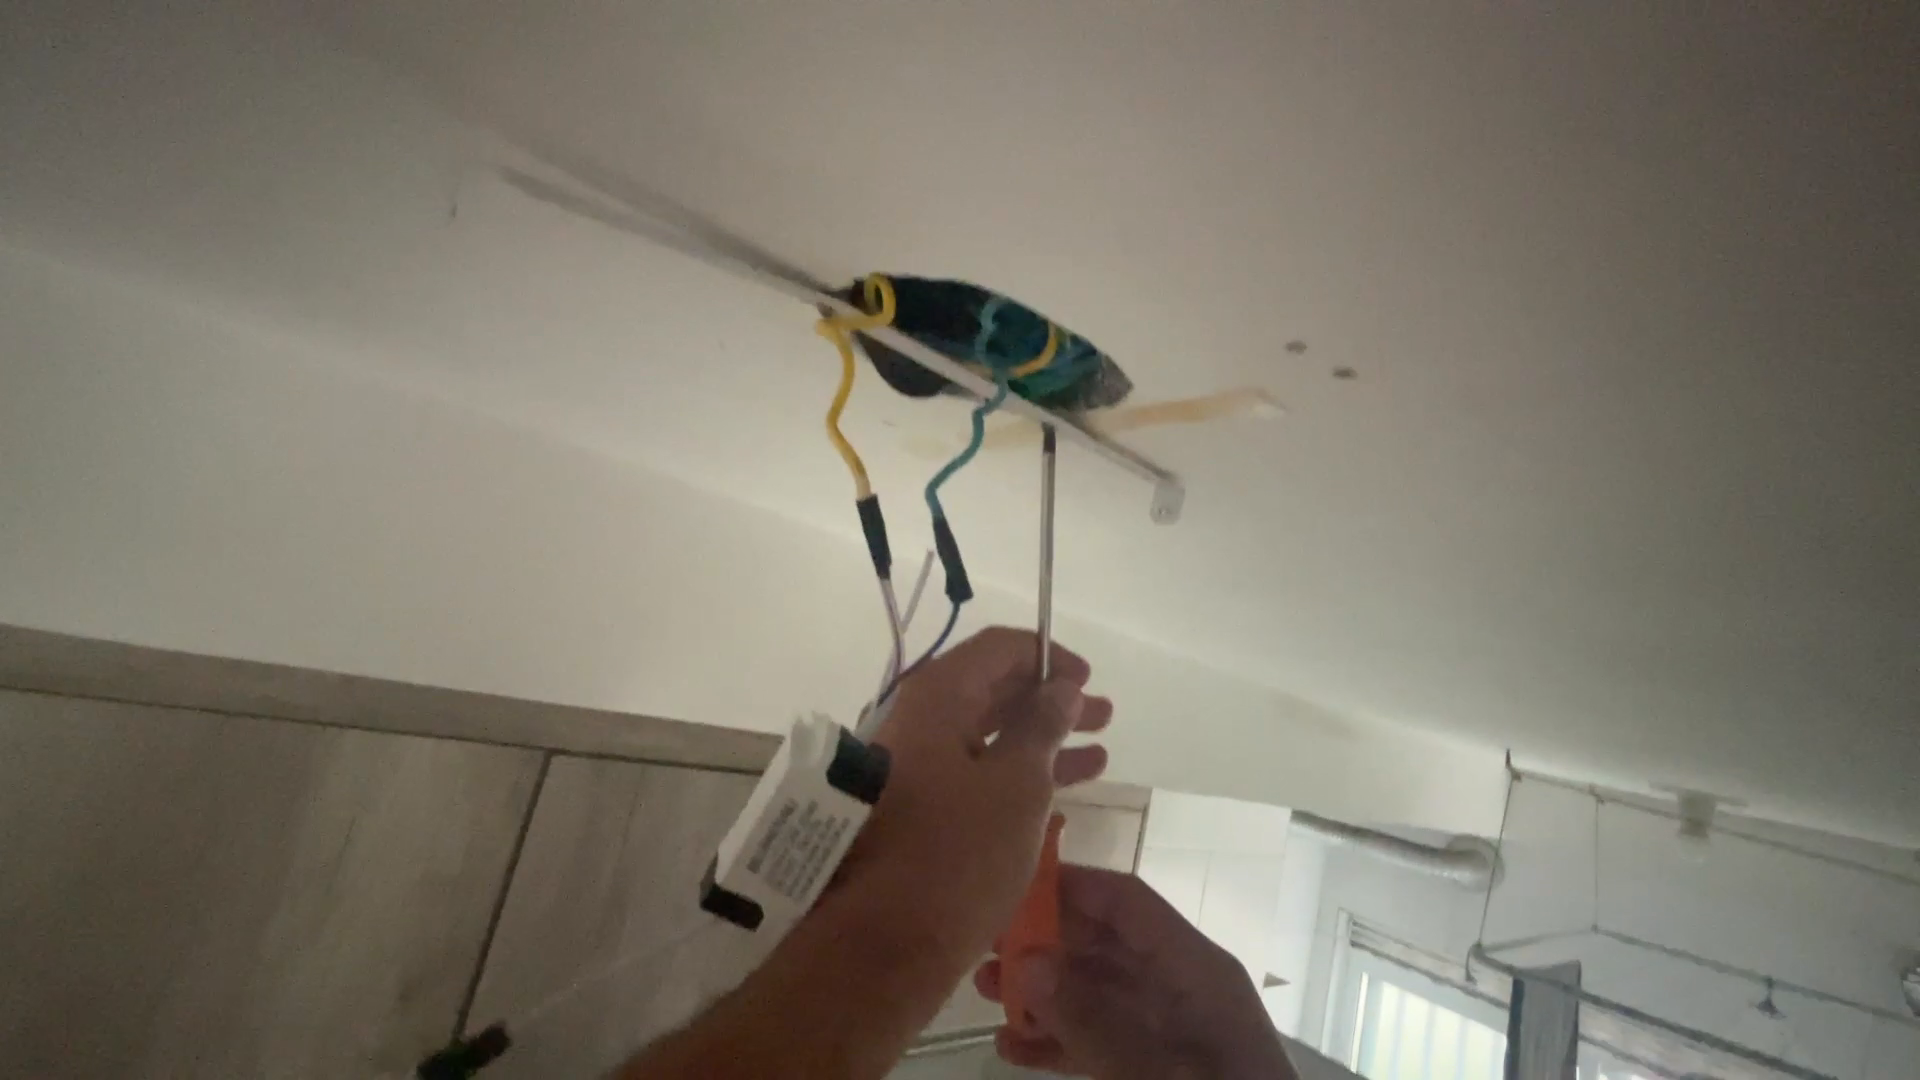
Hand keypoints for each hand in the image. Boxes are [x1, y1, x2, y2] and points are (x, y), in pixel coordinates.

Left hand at [838, 627, 1111, 981]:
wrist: (883, 944)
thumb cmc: (957, 854)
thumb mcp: (1017, 785)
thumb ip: (1042, 726)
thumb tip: (1061, 686)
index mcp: (938, 697)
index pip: (998, 648)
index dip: (1047, 656)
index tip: (1087, 679)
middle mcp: (922, 719)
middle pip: (994, 688)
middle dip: (1051, 699)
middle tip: (1101, 713)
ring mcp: (918, 763)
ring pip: (992, 733)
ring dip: (1045, 738)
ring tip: (1099, 750)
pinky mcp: (922, 804)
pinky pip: (979, 771)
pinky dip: (1022, 774)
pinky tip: (1066, 789)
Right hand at [973, 865, 1297, 1079]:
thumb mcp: (1158, 1072)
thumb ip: (1095, 1022)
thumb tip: (1028, 963)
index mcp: (1195, 970)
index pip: (1127, 902)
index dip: (1072, 885)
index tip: (1014, 884)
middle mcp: (1178, 990)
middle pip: (1102, 943)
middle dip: (1042, 942)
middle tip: (983, 944)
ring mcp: (1166, 1034)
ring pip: (1093, 993)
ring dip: (1039, 993)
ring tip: (983, 992)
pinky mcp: (1152, 1072)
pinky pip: (1097, 1042)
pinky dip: (1056, 1042)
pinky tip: (1012, 1049)